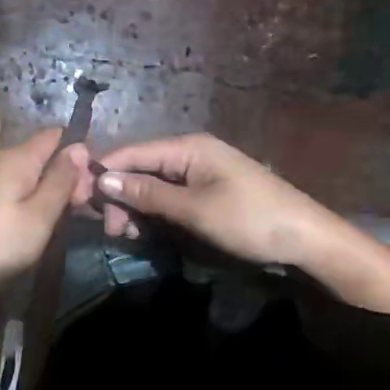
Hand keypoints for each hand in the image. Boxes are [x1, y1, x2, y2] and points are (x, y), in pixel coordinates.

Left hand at [0, 129, 86, 314]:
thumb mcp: (38, 218)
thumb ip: (60, 181)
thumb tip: (79, 146)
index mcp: (13, 157)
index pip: (53, 136)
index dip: (76, 155)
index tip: (87, 187)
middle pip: (33, 156)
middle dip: (56, 176)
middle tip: (71, 214)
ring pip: (14, 173)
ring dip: (33, 191)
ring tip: (44, 225)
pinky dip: (10, 201)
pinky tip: (11, 228)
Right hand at [77, 133, 336, 265]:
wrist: (308, 242)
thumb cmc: (250, 220)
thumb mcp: (194, 209)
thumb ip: (147, 193)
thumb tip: (102, 178)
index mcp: (187, 147)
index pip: (130, 152)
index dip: (103, 173)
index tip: (81, 202)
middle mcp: (189, 153)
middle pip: (138, 169)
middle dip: (119, 197)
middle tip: (113, 231)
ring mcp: (198, 173)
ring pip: (150, 186)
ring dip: (134, 209)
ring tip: (128, 236)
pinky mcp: (205, 192)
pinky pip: (167, 197)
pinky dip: (153, 214)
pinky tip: (146, 233)